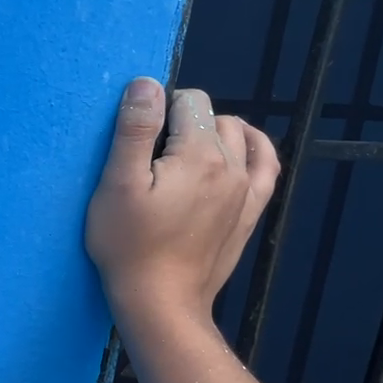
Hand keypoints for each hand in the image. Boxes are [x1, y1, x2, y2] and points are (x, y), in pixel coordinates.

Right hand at [85, 79, 279, 334]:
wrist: (159, 298)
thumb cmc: (127, 241)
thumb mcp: (116, 183)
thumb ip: (134, 130)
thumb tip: (146, 84)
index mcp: (200, 156)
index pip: (188, 102)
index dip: (156, 109)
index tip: (133, 139)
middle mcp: (234, 167)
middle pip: (214, 116)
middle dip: (181, 120)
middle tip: (145, 153)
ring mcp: (248, 191)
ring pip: (240, 136)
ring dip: (211, 133)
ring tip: (175, 155)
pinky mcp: (251, 211)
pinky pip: (266, 164)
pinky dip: (251, 149)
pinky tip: (232, 153)